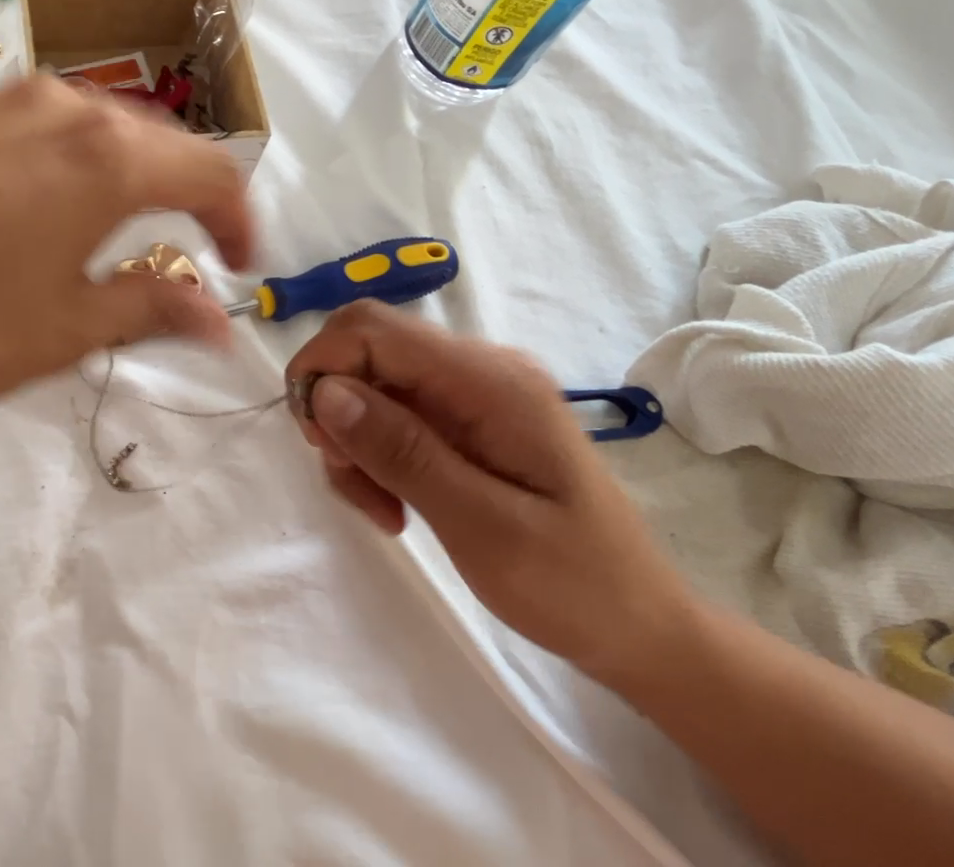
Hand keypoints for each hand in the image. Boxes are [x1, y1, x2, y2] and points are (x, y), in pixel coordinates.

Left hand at [0, 76, 252, 434]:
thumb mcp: (63, 331)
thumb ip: (152, 308)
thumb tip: (222, 319)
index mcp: (105, 153)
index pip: (211, 172)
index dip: (239, 223)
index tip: (240, 270)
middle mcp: (58, 104)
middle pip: (155, 144)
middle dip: (184, 202)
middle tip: (184, 264)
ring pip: (96, 134)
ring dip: (125, 185)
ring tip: (116, 245)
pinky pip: (40, 134)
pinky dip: (69, 172)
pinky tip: (44, 218)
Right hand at [285, 301, 698, 679]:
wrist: (636, 625)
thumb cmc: (570, 583)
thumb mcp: (480, 524)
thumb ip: (401, 452)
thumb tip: (325, 391)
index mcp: (490, 382)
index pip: (371, 329)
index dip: (321, 367)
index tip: (317, 442)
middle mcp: (480, 372)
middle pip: (365, 354)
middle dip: (334, 411)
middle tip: (350, 481)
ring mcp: (474, 397)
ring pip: (370, 389)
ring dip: (353, 444)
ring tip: (381, 510)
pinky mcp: (467, 425)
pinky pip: (392, 419)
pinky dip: (374, 456)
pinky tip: (395, 507)